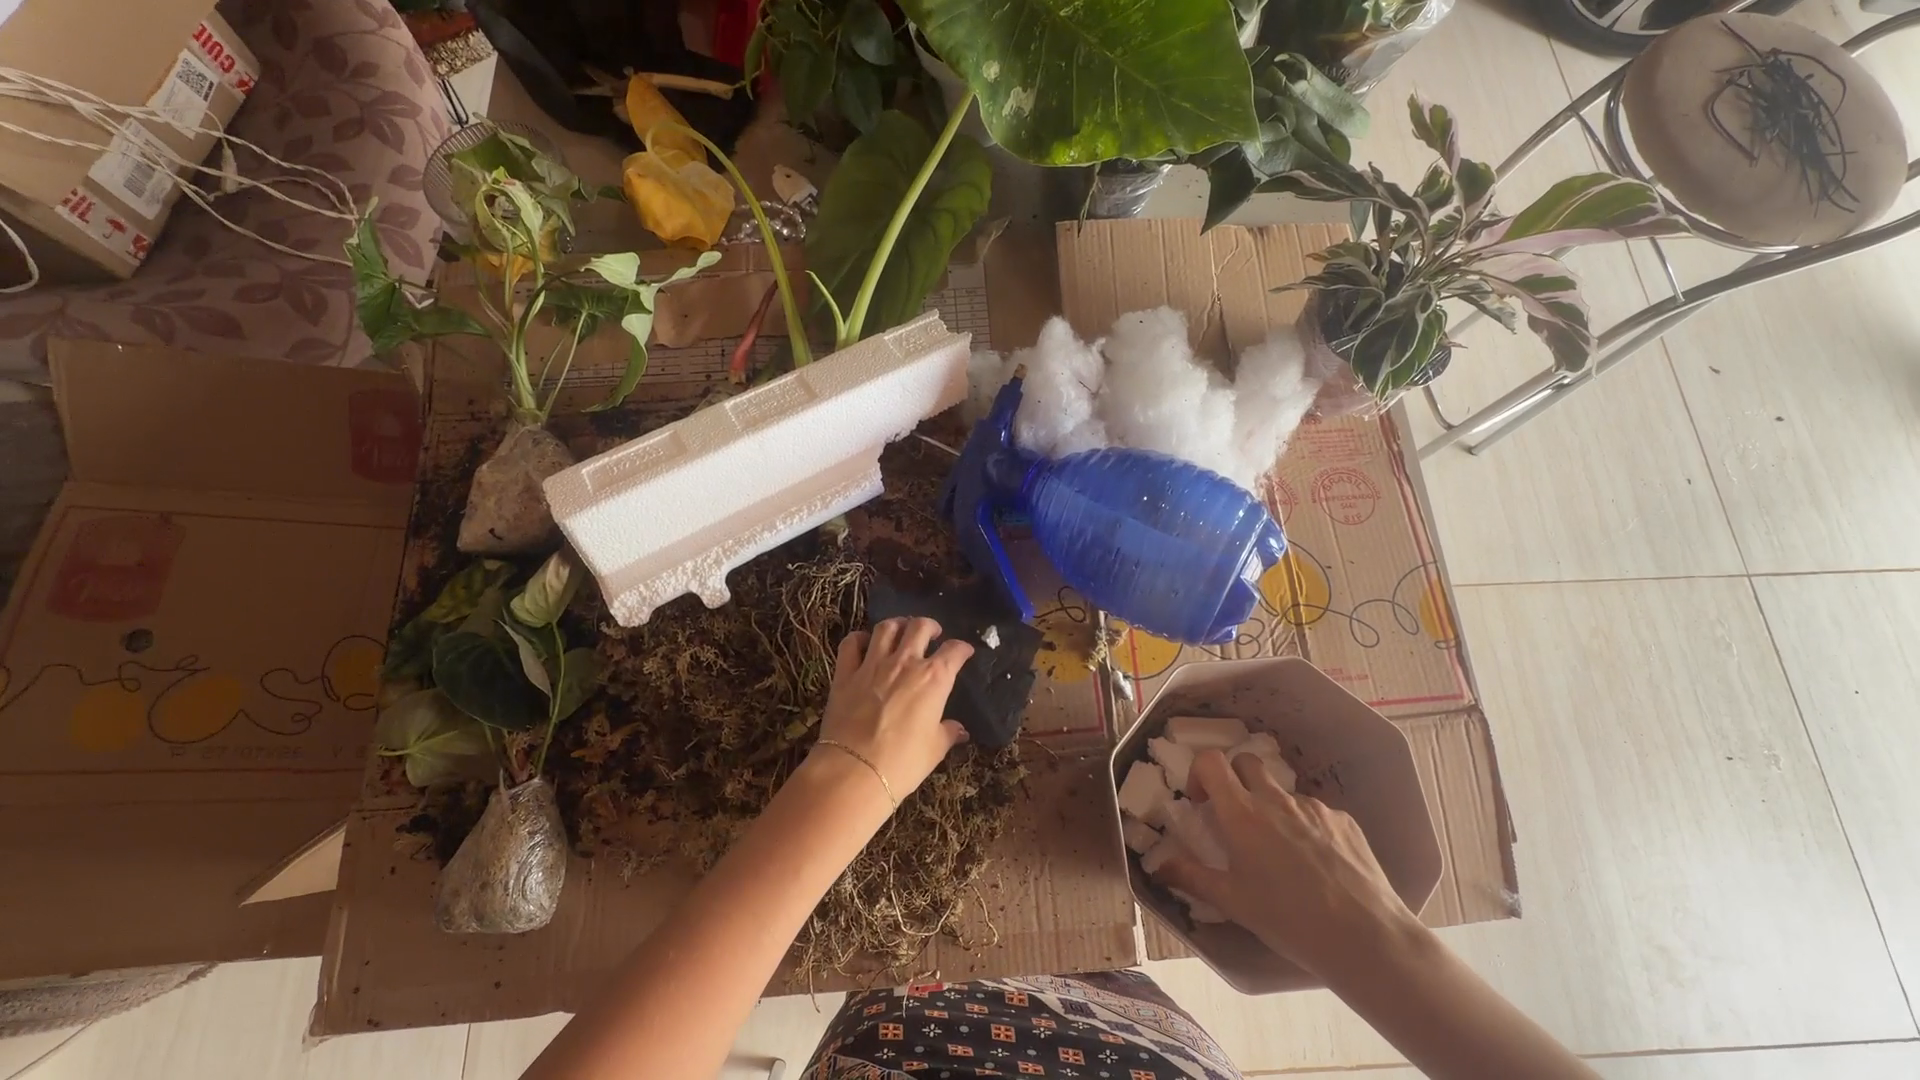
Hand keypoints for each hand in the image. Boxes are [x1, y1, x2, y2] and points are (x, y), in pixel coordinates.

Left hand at [809, 617, 972, 800]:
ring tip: (901, 630)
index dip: (962, 648)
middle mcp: (905, 662)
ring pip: (886, 628)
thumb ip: (948, 733)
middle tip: (932, 633)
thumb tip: (960, 730)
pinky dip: (859, 639)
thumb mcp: (934, 750)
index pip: (954, 651)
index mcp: (934, 678)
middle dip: (930, 626)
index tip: (964, 651)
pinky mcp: (845, 673)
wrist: (855, 770)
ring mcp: (872, 664)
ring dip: (897, 625)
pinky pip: (851, 644)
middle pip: (919, 627)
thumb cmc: (903, 762)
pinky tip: (864, 643)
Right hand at [1153, 750, 1420, 976]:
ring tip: (1280, 851)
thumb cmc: (1288, 919)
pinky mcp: (1344, 820)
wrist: (1365, 937)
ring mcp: (1314, 807)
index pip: (1212, 761)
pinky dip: (1305, 826)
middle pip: (1246, 762)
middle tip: (1235, 816)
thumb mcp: (1232, 902)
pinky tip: (1315, 863)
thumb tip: (1158, 866)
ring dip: (1271, 807)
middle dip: (1234, 780)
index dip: (1200, 772)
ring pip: (1282, 790)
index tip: (1201, 802)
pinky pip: (1315, 811)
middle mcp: (1276, 800)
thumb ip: (1191, 877)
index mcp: (1242, 814)